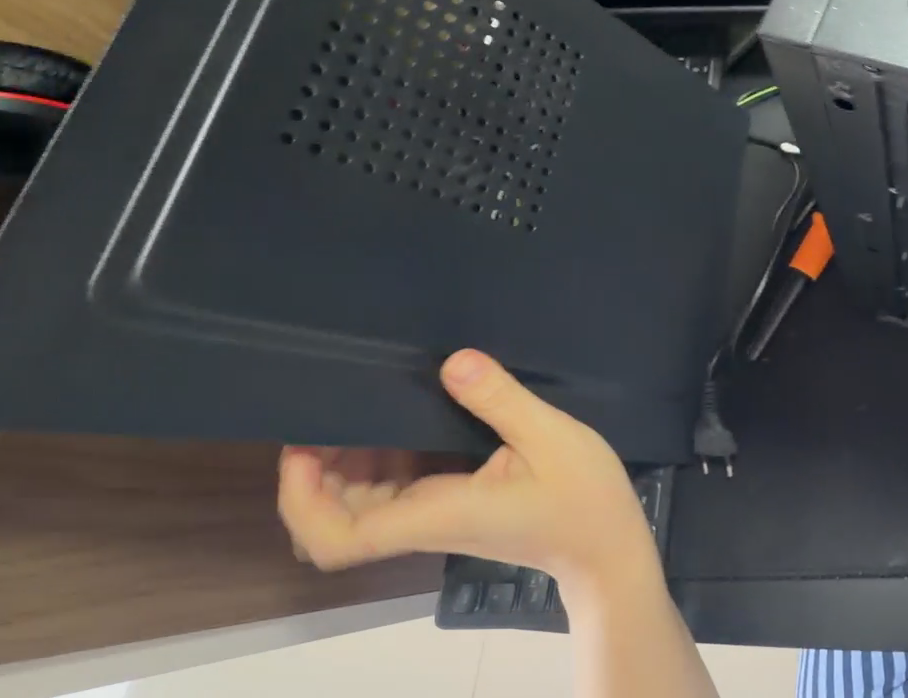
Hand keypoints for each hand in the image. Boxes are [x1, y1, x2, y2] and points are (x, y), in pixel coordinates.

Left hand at [278, 349, 658, 592]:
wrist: (605, 546)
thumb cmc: (582, 497)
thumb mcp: (550, 437)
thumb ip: (500, 400)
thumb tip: (452, 362)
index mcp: (436, 513)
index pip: (338, 537)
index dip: (302, 500)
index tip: (304, 446)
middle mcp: (425, 521)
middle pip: (338, 520)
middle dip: (319, 472)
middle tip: (336, 408)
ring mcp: (439, 518)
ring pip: (364, 506)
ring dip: (351, 465)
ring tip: (370, 405)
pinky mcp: (456, 508)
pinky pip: (399, 492)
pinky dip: (386, 463)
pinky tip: (409, 420)